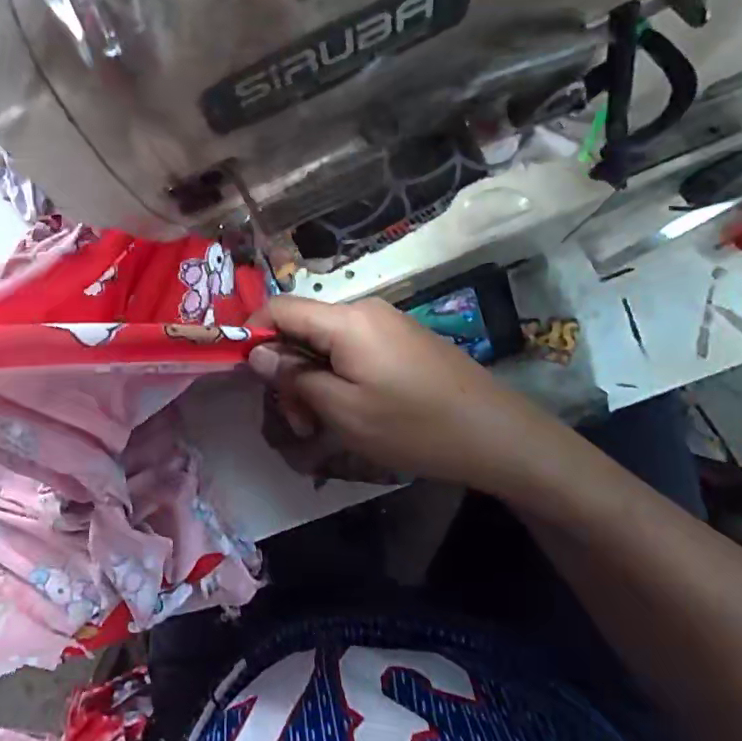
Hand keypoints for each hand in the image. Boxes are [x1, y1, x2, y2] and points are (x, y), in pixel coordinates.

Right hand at [247, 296, 567, 492]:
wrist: (494, 433)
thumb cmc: (412, 425)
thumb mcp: (343, 410)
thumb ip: (294, 377)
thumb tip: (256, 353)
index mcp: (345, 319)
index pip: (279, 307)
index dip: (253, 334)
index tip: (247, 376)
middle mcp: (365, 309)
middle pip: (304, 328)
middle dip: (289, 372)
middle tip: (300, 425)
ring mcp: (388, 323)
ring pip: (328, 342)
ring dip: (314, 380)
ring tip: (325, 426)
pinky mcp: (404, 339)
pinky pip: (355, 348)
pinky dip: (340, 376)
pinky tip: (353, 411)